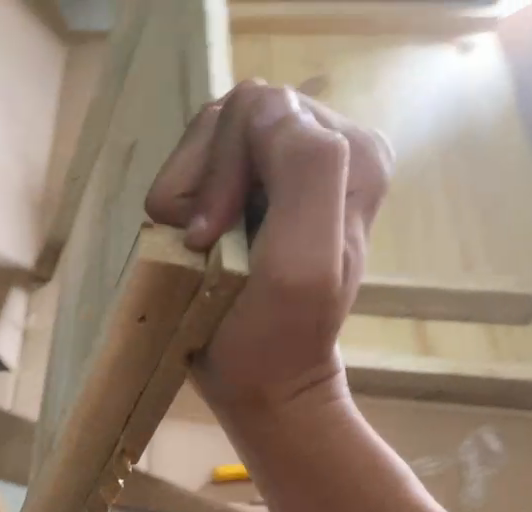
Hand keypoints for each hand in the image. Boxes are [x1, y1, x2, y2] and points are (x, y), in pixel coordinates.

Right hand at [144, 81, 392, 426]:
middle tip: (202, 246)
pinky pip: (195, 169)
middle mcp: (323, 148)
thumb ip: (305, 170)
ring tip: (199, 249)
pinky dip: (181, 209)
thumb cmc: (275, 338)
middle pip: (226, 117)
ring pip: (203, 139)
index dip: (218, 171)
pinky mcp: (249, 191)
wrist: (263, 384)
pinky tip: (198, 248)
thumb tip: (264, 108)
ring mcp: (282, 169)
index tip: (210, 238)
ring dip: (185, 198)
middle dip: (200, 183)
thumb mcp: (302, 263)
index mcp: (350, 154)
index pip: (258, 109)